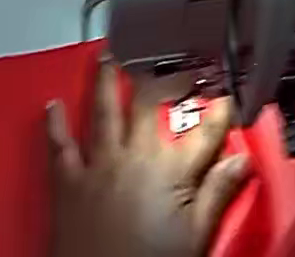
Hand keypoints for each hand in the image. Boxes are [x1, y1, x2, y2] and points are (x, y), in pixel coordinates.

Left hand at [45, 59, 250, 256]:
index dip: (218, 113)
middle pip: (148, 105)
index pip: (203, 134)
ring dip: (105, 81)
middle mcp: (134, 156)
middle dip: (161, 80)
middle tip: (169, 66)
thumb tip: (242, 161)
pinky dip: (55, 124)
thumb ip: (217, 195)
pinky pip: (60, 145)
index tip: (226, 97)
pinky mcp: (68, 181)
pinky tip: (52, 104)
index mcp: (169, 172)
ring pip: (103, 111)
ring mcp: (99, 164)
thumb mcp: (194, 240)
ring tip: (108, 57)